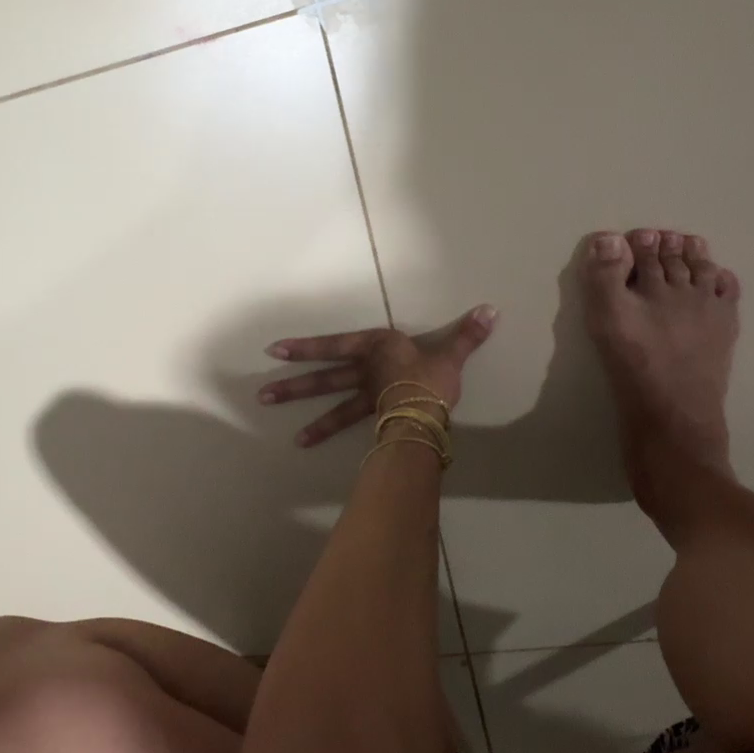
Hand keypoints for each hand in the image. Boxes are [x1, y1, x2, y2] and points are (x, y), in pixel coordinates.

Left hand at [258, 305, 497, 446]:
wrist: (429, 408)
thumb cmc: (433, 377)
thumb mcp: (451, 353)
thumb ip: (467, 334)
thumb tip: (491, 310)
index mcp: (377, 347)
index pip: (333, 345)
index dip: (304, 348)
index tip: (275, 351)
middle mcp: (364, 369)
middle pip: (323, 377)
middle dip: (292, 384)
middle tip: (262, 393)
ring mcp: (365, 395)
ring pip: (329, 403)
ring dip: (305, 413)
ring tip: (280, 425)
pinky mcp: (372, 416)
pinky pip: (345, 424)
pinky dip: (325, 432)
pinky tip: (303, 442)